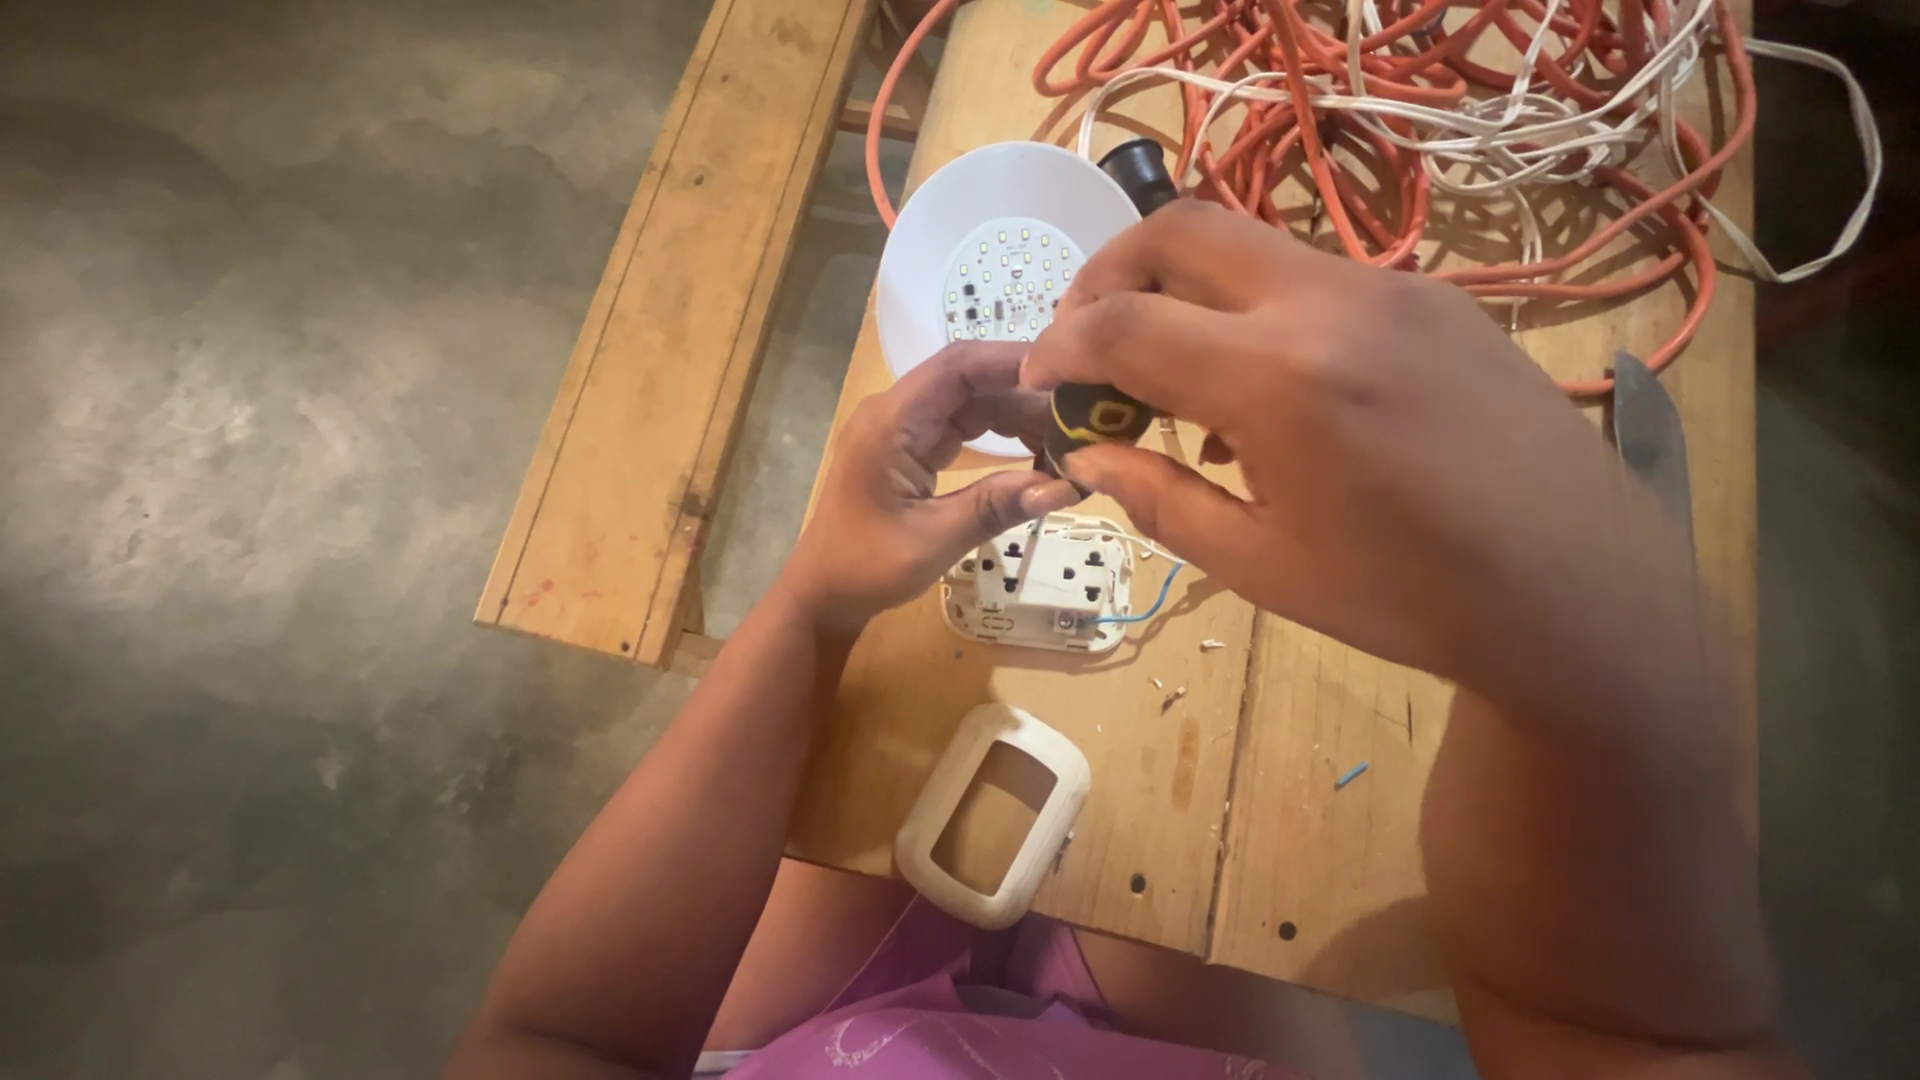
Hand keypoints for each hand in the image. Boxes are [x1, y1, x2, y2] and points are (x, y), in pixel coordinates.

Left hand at [781, 342, 1079, 632]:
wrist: (823, 592)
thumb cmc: (866, 567)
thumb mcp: (933, 540)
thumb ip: (995, 507)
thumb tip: (1066, 486)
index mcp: (891, 423)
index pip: (958, 367)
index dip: (1015, 362)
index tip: (1070, 373)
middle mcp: (897, 413)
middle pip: (971, 380)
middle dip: (1027, 394)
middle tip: (1083, 419)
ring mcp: (905, 429)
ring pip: (972, 402)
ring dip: (1018, 415)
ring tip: (1068, 439)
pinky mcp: (914, 448)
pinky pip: (964, 426)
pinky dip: (1001, 435)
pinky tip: (1036, 452)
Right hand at [1020, 200, 1696, 706]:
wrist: (1578, 593)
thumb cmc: (1401, 599)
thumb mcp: (1256, 564)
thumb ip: (1156, 498)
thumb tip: (1088, 454)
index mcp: (1279, 381)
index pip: (1125, 325)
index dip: (1060, 347)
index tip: (1037, 379)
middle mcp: (1330, 303)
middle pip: (1179, 231)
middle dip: (1106, 277)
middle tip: (1082, 341)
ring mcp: (1389, 287)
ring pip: (1243, 246)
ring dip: (1177, 292)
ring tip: (1165, 376)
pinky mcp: (1427, 297)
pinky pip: (1304, 276)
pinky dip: (1244, 311)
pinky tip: (1255, 388)